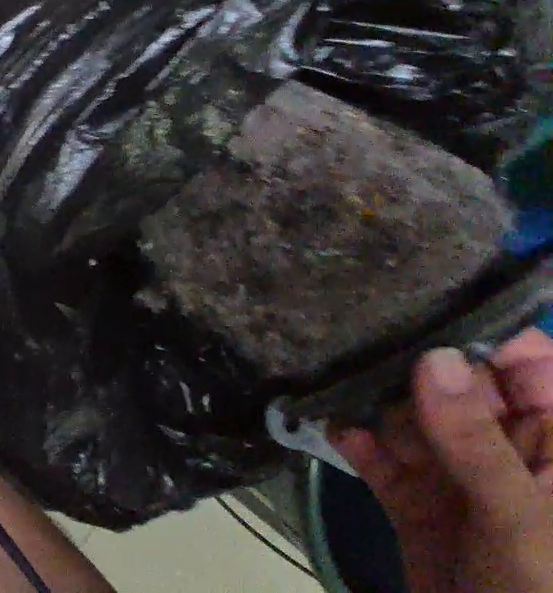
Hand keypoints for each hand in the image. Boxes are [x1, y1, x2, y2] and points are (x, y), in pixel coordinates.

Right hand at [332, 332, 552, 592]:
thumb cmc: (542, 590)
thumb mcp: (524, 521)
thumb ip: (477, 441)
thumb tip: (435, 356)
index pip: (531, 370)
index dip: (482, 334)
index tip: (413, 294)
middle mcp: (512, 457)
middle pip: (455, 386)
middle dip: (408, 365)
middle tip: (351, 333)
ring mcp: (461, 480)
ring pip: (408, 417)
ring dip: (372, 403)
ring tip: (330, 378)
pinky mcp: (416, 502)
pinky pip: (377, 456)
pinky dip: (352, 440)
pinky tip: (326, 424)